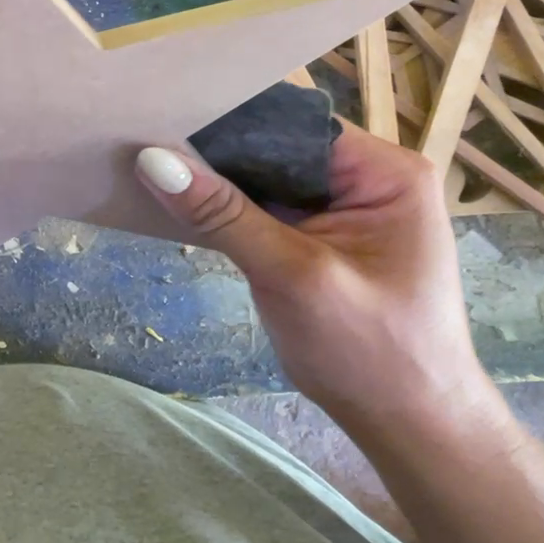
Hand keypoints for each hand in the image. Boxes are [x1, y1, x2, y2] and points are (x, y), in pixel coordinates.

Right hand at [136, 124, 503, 438]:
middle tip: (136, 140)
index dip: (224, 119)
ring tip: (142, 163)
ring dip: (206, 177)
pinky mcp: (307, 231)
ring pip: (254, 173)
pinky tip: (170, 200)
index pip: (288, 122)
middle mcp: (362, 177)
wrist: (407, 425)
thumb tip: (150, 158)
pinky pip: (252, 201)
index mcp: (384, 172)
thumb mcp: (292, 275)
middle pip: (267, 144)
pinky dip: (214, 203)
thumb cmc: (373, 350)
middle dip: (207, 148)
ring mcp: (334, 205)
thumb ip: (222, 214)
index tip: (156, 117)